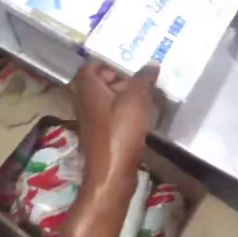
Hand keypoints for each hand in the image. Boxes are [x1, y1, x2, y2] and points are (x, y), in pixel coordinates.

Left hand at [71, 64, 157, 196]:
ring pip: (105, 101)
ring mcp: (92, 121)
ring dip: (123, 96)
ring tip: (145, 95)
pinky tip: (141, 116)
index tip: (126, 65)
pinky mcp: (101, 136)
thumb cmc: (120, 131)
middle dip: (119, 79)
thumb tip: (151, 64)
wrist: (111, 172)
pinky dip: (123, 112)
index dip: (105, 63)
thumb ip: (142, 80)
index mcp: (88, 90)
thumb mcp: (135, 100)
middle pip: (98, 84)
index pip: (89, 68)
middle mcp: (85, 103)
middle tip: (141, 78)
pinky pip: (110, 116)